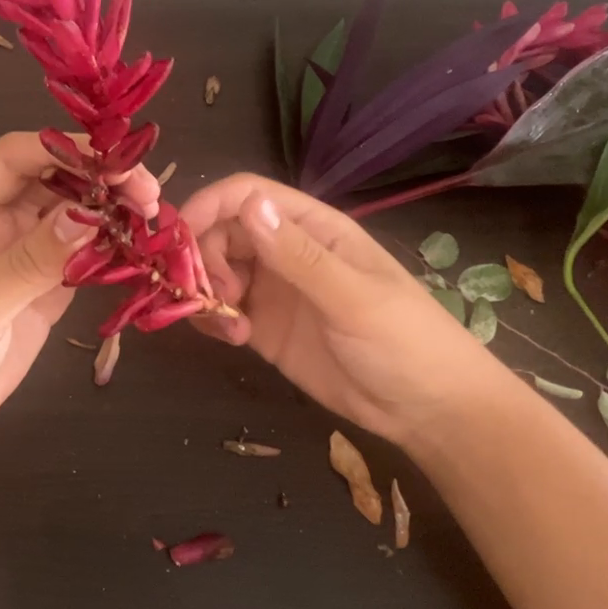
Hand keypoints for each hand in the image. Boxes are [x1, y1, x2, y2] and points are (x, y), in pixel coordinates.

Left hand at [0, 132, 158, 451]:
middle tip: (148, 194)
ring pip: (74, 211)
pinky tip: (140, 246)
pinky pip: (85, 252)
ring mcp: (25, 253)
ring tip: (153, 216)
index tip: (115, 161)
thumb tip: (87, 215)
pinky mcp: (47, 286)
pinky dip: (112, 246)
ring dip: (111, 207)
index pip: (15, 157)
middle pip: (53, 176)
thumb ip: (28, 262)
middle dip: (99, 175)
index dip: (63, 148)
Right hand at [180, 173, 506, 444]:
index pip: (244, 196)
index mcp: (311, 228)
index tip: (177, 239)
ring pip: (213, 270)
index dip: (206, 207)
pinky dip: (211, 319)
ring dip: (204, 291)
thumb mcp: (353, 297)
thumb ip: (298, 255)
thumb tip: (248, 205)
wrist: (430, 413)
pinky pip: (219, 310)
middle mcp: (284, 251)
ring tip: (227, 325)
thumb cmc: (406, 342)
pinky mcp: (262, 326)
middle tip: (209, 295)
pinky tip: (232, 339)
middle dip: (202, 258)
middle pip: (219, 232)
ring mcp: (272, 288)